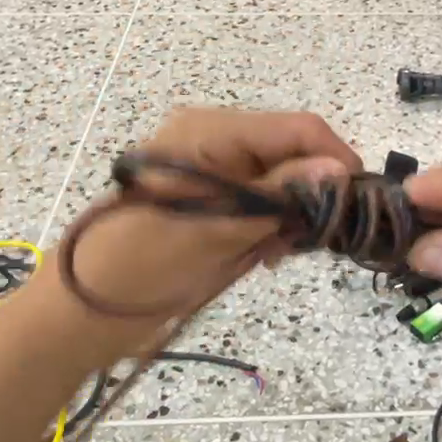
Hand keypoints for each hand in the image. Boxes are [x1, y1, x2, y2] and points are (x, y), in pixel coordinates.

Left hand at [46, 108, 359, 348]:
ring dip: (289, 215)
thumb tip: (341, 170)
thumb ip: (281, 193)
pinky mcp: (209, 198)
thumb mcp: (219, 228)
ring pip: (280, 180)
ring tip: (275, 254)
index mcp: (211, 131)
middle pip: (291, 152)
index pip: (296, 128)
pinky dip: (269, 225)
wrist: (82, 313)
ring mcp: (211, 169)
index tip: (359, 201)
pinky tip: (262, 254)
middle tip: (309, 240)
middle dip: (310, 192)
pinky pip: (259, 200)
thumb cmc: (144, 265)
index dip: (334, 158)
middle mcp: (215, 139)